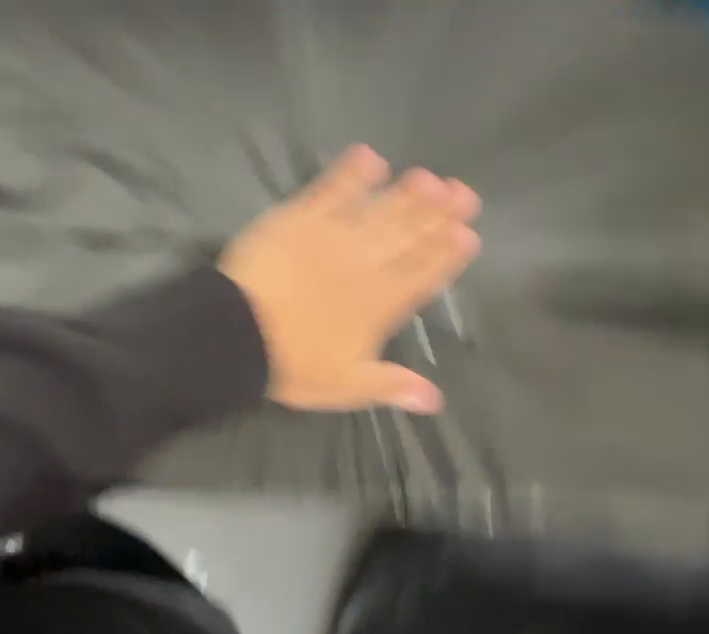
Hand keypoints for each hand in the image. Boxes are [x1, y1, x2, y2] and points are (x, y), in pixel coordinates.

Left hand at [219, 145, 480, 414]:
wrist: (238, 333)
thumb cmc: (292, 364)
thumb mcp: (345, 385)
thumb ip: (391, 386)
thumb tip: (435, 401)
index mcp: (381, 304)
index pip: (424, 275)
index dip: (448, 255)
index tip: (469, 235)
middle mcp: (366, 264)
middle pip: (410, 235)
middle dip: (440, 215)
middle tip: (464, 193)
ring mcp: (333, 236)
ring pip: (379, 210)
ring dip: (407, 193)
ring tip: (430, 179)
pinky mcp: (299, 218)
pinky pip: (331, 189)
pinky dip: (351, 173)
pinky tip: (369, 157)